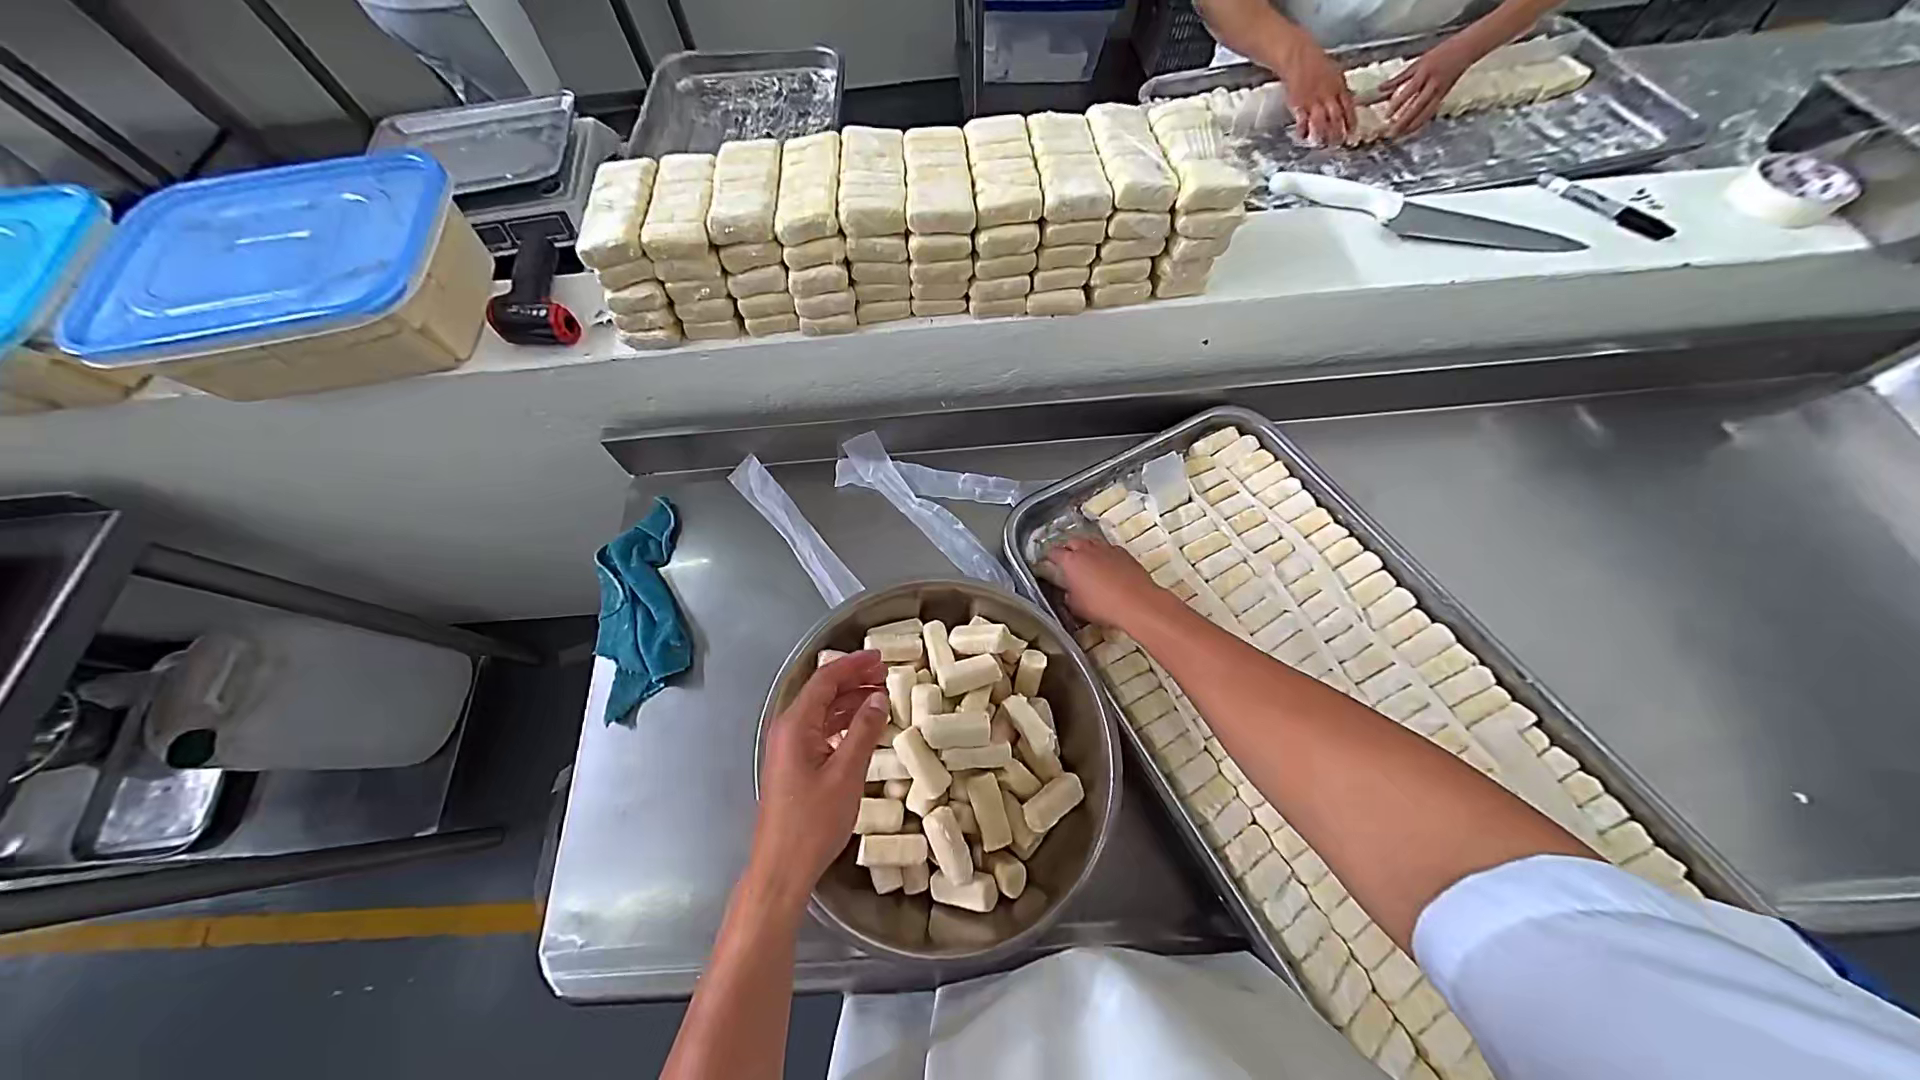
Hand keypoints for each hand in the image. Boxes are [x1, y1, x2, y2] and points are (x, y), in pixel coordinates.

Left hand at [750, 650, 890, 907]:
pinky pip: (821, 730)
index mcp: (795, 725)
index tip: (880, 657)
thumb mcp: (846, 773)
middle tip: (885, 674)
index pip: (826, 680)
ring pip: (822, 711)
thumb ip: (863, 731)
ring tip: (881, 696)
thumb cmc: (813, 822)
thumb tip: (878, 699)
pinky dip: (844, 722)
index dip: (854, 664)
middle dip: (854, 679)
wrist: (781, 868)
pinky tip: (864, 726)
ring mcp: (789, 748)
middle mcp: (788, 730)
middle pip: (822, 692)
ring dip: (851, 700)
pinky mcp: (794, 765)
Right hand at [1042, 534, 1177, 633]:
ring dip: (1086, 548)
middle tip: (1067, 558)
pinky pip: (1108, 548)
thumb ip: (1069, 596)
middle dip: (1068, 548)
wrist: (1136, 602)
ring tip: (1086, 559)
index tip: (1048, 560)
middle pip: (1073, 541)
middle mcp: (1087, 549)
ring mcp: (1106, 549)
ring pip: (1091, 541)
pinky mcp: (1123, 553)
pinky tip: (1106, 563)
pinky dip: (1104, 553)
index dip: (1049, 556)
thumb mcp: (1076, 607)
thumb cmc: (1101, 606)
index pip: (1054, 552)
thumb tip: (1069, 592)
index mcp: (1070, 561)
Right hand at [1269, 29, 1354, 146]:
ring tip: (1323, 144)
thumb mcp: (1335, 73)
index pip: (1348, 107)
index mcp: (1339, 87)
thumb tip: (1349, 99)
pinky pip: (1302, 121)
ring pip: (1321, 122)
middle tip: (1339, 143)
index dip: (1351, 120)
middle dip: (1338, 132)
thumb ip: (1341, 89)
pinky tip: (1303, 137)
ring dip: (1323, 135)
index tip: (1353, 132)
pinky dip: (1303, 131)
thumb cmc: (1317, 64)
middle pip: (1336, 117)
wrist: (1299, 58)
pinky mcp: (1299, 105)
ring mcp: (1313, 101)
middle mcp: (1328, 96)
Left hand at [1381, 36, 1480, 136]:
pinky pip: (1431, 113)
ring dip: (1411, 126)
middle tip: (1390, 132)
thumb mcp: (1418, 62)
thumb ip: (1399, 78)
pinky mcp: (1444, 97)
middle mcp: (1434, 83)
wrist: (1467, 49)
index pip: (1410, 90)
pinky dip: (1420, 123)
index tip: (1386, 115)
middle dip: (1404, 121)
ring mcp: (1440, 91)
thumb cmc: (1440, 54)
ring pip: (1426, 113)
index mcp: (1426, 71)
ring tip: (1398, 136)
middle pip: (1418, 105)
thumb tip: (1380, 89)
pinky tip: (1410, 132)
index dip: (1398, 104)